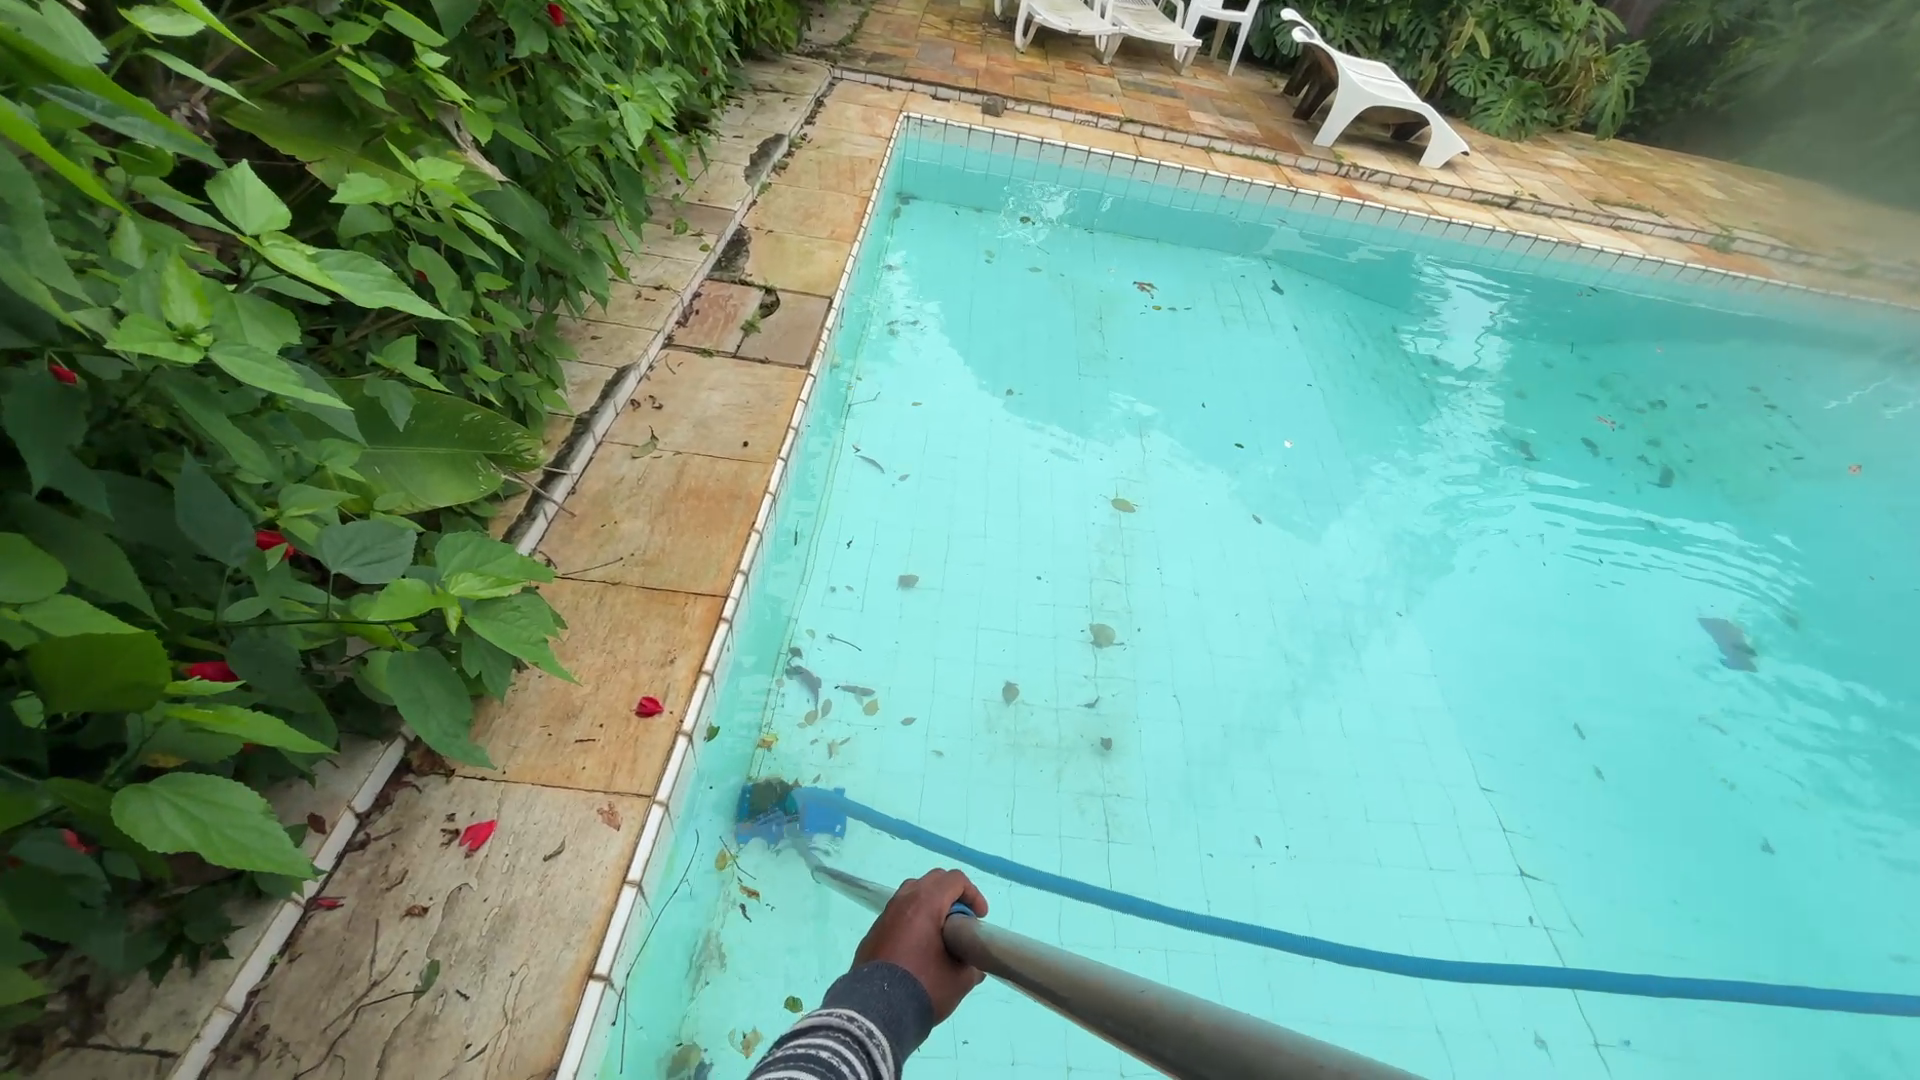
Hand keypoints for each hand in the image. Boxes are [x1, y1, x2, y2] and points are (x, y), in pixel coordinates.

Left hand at [851, 868, 988, 1022]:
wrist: (876, 1012)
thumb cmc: (922, 988)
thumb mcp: (959, 980)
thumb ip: (972, 967)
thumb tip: (974, 967)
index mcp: (926, 902)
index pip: (955, 879)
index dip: (973, 894)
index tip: (979, 918)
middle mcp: (903, 900)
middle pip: (933, 880)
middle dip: (952, 895)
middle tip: (962, 921)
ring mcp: (885, 914)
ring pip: (912, 894)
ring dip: (931, 905)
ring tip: (940, 933)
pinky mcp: (874, 931)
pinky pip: (898, 914)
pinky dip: (913, 920)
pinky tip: (917, 948)